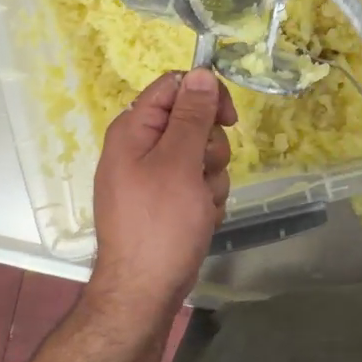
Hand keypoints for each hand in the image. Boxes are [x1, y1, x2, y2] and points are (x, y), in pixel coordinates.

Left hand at [91, 69, 236, 303]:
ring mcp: (154, 176)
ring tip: (200, 204)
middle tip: (202, 173)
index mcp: (134, 129)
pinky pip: (199, 184)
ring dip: (212, 178)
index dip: (205, 97)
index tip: (228, 120)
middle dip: (210, 148)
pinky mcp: (167, 201)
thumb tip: (201, 72)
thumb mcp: (179, 163)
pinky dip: (206, 199)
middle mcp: (140, 147)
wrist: (144, 289)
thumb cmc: (160, 224)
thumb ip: (192, 116)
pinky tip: (200, 219)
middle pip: (193, 121)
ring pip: (202, 156)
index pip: (175, 87)